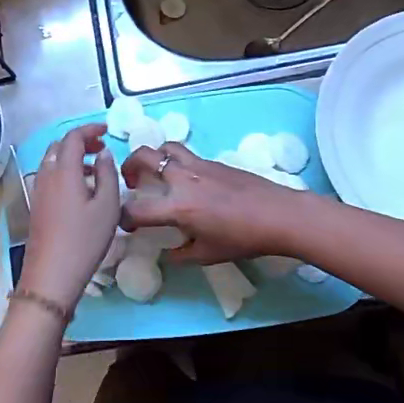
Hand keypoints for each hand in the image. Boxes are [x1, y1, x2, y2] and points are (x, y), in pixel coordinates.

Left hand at [19, 123, 120, 308]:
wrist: (51, 274)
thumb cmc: (84, 240)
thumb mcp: (107, 207)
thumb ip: (107, 175)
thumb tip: (103, 155)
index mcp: (63, 170)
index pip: (73, 137)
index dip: (89, 129)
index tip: (107, 131)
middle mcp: (46, 175)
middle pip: (59, 146)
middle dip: (80, 141)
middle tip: (101, 148)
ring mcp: (38, 191)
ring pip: (52, 161)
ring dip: (71, 157)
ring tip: (94, 168)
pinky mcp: (36, 205)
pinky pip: (49, 176)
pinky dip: (65, 172)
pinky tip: (81, 190)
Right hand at [120, 143, 309, 263]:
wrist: (280, 215)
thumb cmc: (244, 239)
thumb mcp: (208, 255)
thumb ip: (182, 254)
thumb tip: (168, 253)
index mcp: (178, 208)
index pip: (136, 209)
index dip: (124, 218)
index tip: (127, 224)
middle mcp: (182, 180)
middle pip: (143, 157)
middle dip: (128, 166)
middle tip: (131, 181)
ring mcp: (198, 166)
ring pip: (165, 147)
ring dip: (153, 157)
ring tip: (156, 172)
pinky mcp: (213, 162)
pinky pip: (186, 154)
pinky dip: (176, 162)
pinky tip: (186, 180)